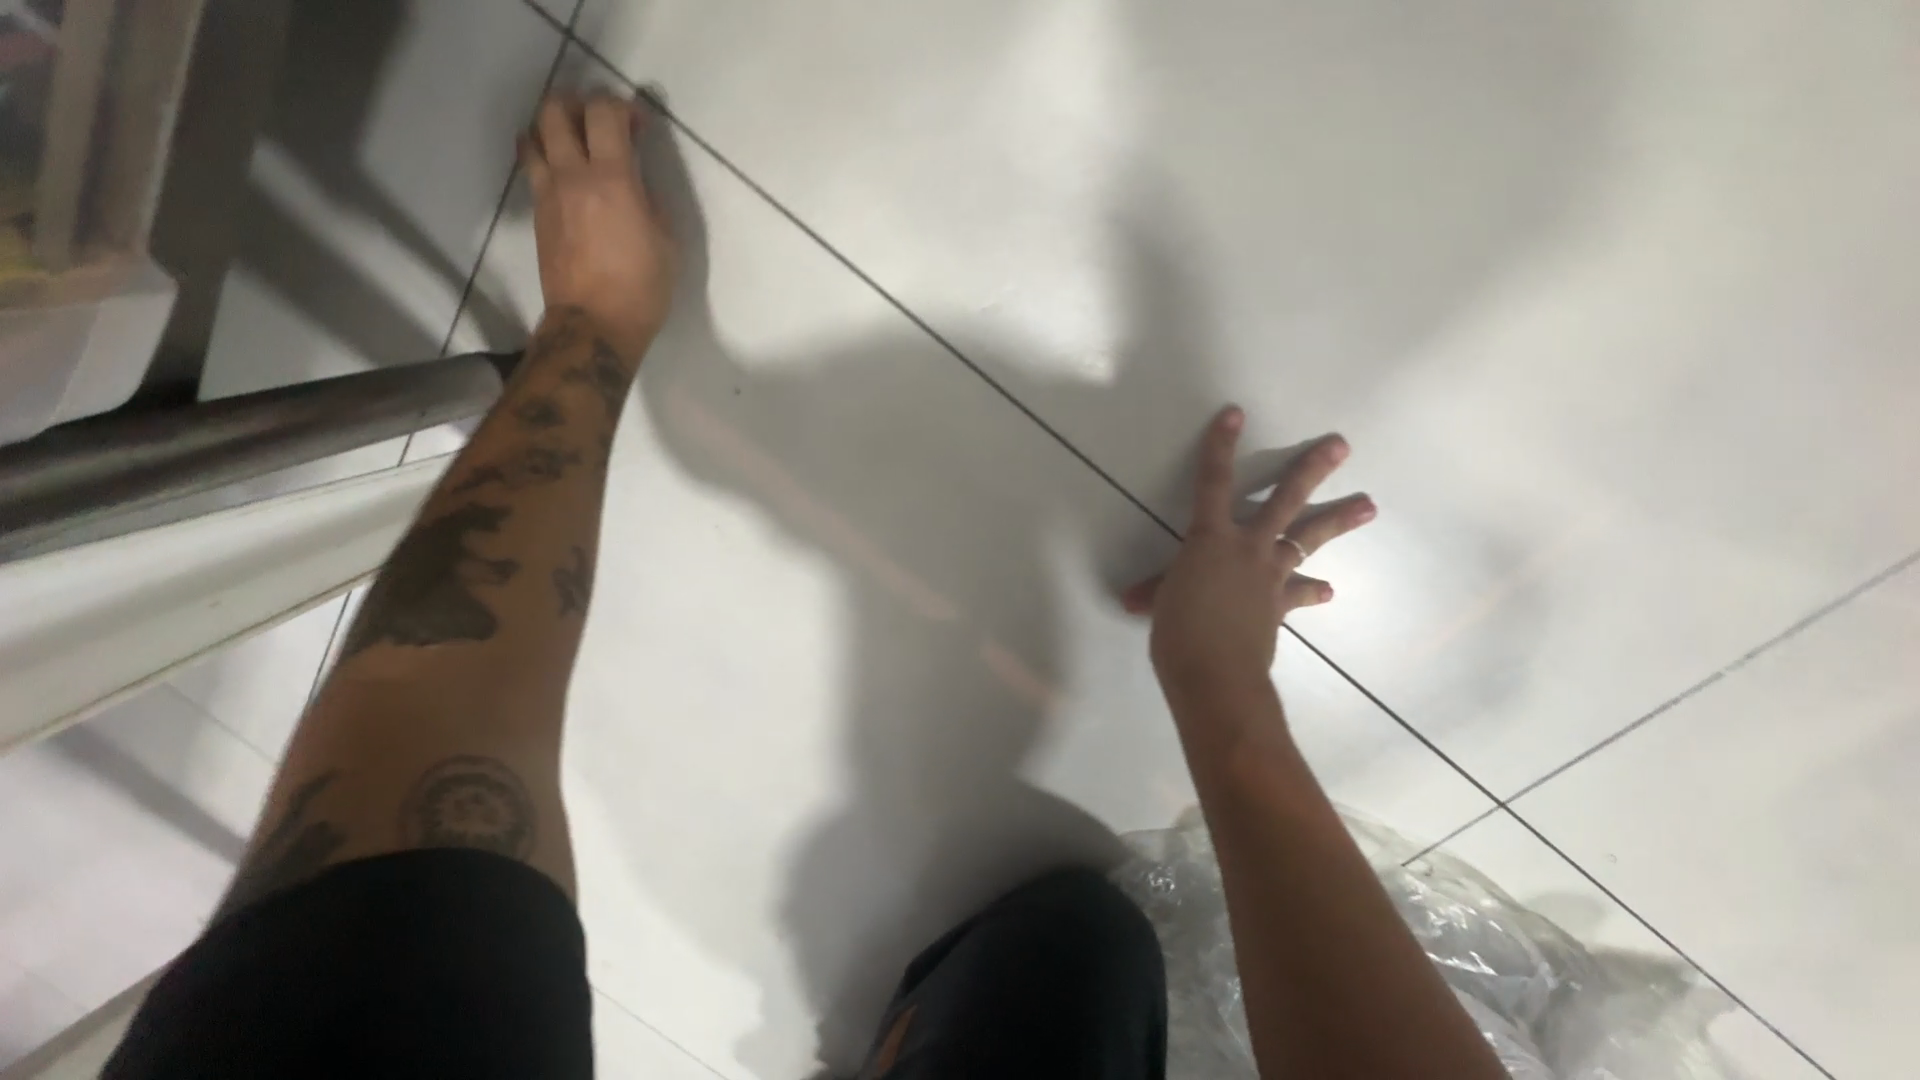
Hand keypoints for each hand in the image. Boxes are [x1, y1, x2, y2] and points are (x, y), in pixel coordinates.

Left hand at [521, 93, 677, 359]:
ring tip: (575, 142)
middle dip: (580, 105)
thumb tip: (636, 188)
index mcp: (613, 180)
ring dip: (554, 127)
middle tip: (601, 124)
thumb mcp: (666, 244)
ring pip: (536, 134)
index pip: (605, 114)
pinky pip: (533, 167)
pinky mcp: (538, 214)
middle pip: (557, 110)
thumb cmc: (642, 289)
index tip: (640, 127)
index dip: (623, 108)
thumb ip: (650, 204)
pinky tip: (563, 172)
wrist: (595, 324)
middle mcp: (573, 176)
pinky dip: (545, 156)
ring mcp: (548, 193)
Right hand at [1123, 407, 1374, 695]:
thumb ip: (1156, 592)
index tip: (1235, 414)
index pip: (1211, 483)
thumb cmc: (1178, 631)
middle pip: (1284, 501)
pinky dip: (1313, 590)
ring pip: (1308, 539)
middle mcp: (1247, 548)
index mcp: (1210, 540)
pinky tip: (1329, 590)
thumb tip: (1133, 599)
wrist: (1216, 674)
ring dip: (1338, 521)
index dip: (1220, 447)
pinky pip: (1300, 591)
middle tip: (1341, 446)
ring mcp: (1270, 575)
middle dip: (1311, 471)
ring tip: (1369, 505)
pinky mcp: (1281, 605)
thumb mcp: (1161, 604)